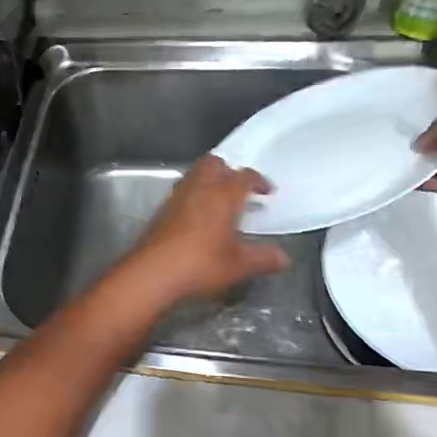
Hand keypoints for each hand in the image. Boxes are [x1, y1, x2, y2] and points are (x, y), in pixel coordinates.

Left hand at [123, 156, 289, 300]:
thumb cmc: (201, 264)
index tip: (267, 192)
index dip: (259, 181)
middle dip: (229, 171)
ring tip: (220, 202)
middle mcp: (199, 188)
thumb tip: (284, 258)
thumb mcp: (238, 265)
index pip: (245, 176)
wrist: (152, 273)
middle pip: (215, 163)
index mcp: (223, 194)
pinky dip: (194, 196)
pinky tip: (198, 218)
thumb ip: (263, 258)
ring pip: (195, 175)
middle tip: (239, 190)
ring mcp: (177, 197)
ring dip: (209, 181)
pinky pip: (182, 192)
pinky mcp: (161, 210)